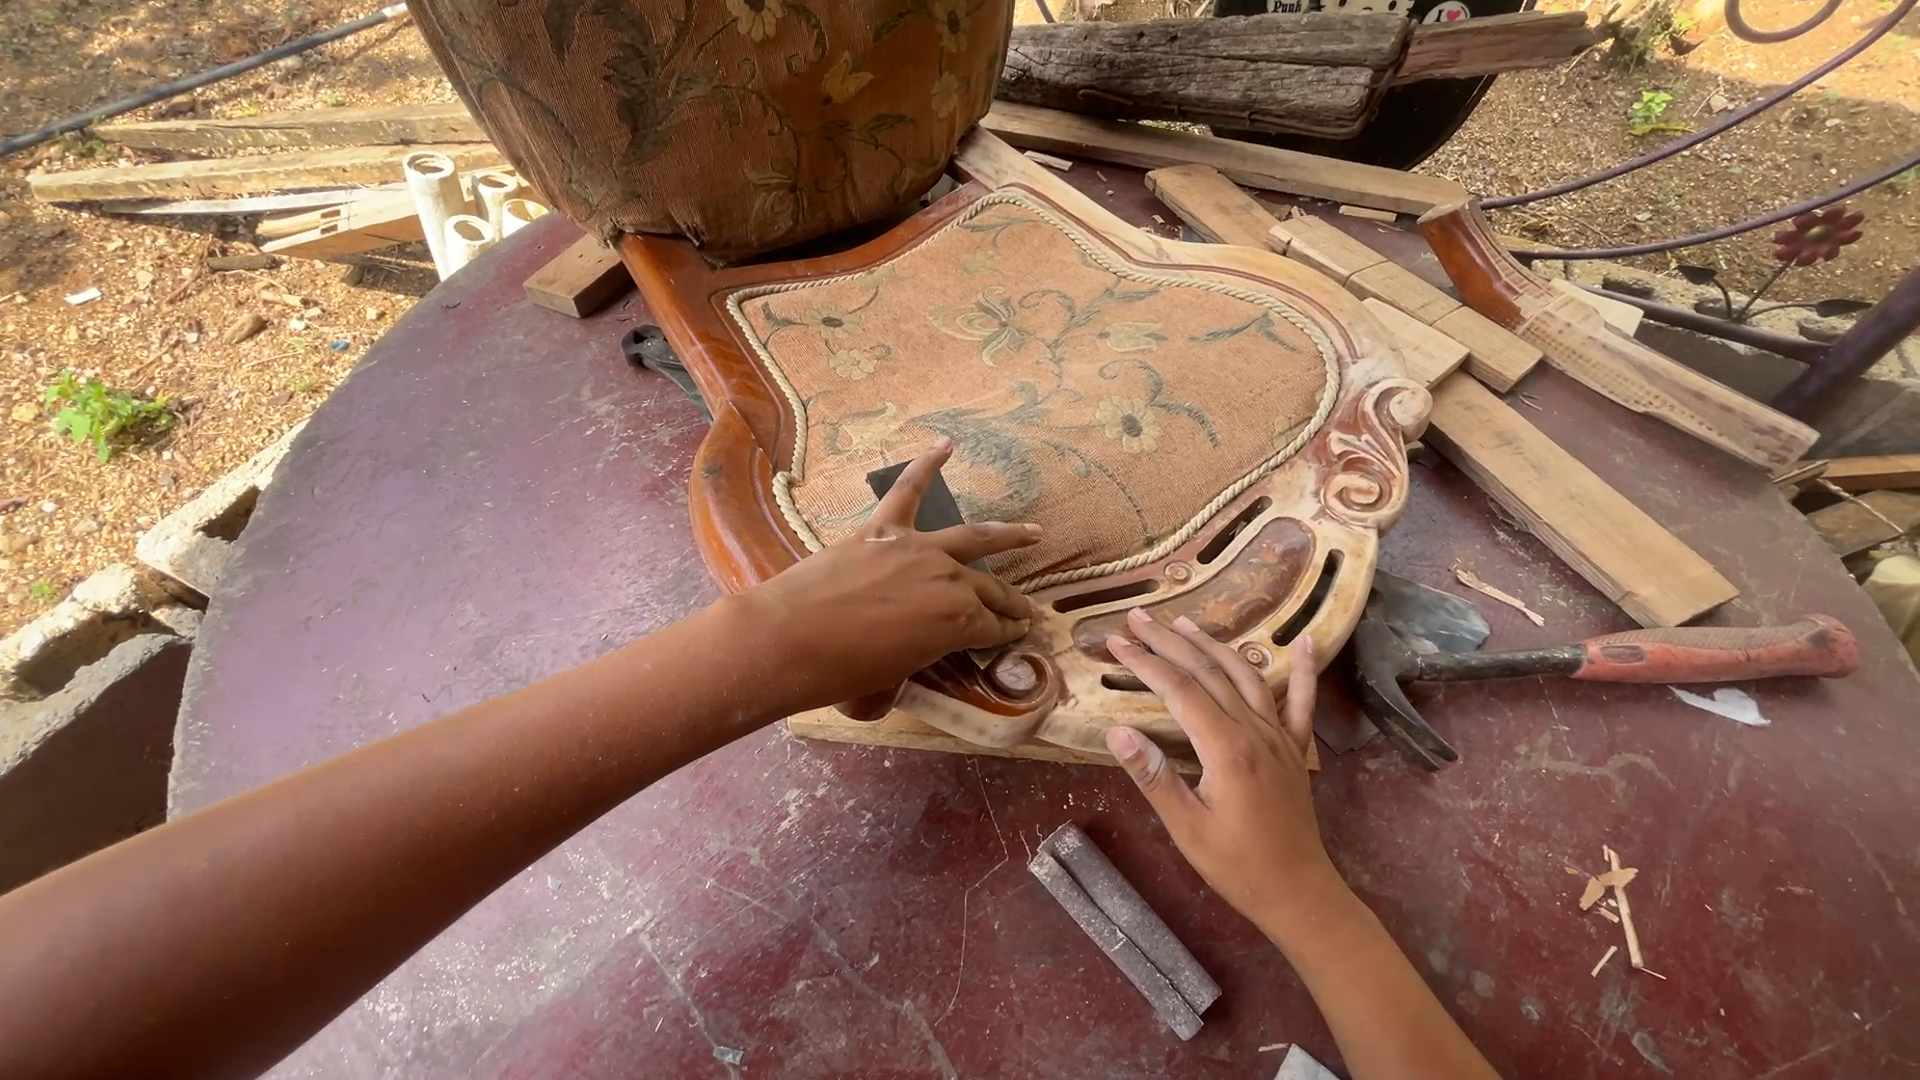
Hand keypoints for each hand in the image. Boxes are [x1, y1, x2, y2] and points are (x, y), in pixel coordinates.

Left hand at [741, 439, 1040, 714]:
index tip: (1018, 633)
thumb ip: (924, 654)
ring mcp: (917, 549)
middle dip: (1012, 602)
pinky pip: (908, 490)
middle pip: (989, 589)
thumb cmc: (840, 672)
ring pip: (972, 537)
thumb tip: (929, 644)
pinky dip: (926, 466)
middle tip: (1027, 610)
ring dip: (1006, 534)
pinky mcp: (883, 530)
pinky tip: (946, 445)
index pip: (991, 627)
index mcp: (956, 622)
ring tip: (1033, 532)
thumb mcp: (896, 675)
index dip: (1006, 633)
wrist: (787, 639)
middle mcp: (948, 579)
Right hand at [1103, 610, 1340, 933]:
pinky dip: (1302, 670)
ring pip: (1244, 675)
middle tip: (1137, 617)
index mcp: (1225, 748)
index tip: (1116, 641)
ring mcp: (1279, 736)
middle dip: (1168, 641)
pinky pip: (1301, 702)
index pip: (1177, 689)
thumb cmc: (1236, 865)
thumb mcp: (1186, 827)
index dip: (1144, 662)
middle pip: (1207, 672)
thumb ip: (1153, 776)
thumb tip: (1117, 731)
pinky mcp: (1294, 748)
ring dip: (1212, 645)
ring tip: (1183, 623)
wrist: (1300, 894)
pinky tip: (1302, 642)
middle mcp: (1254, 730)